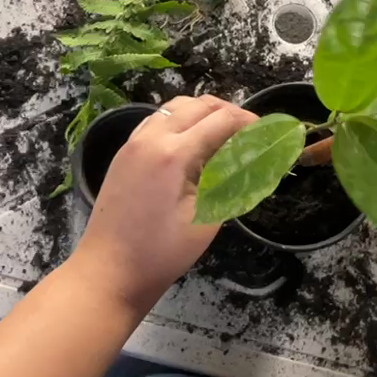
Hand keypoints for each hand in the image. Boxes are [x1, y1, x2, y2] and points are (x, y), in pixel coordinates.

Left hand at [70, 95, 256, 314]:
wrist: (108, 271)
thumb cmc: (161, 252)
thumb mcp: (207, 220)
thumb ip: (231, 183)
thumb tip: (254, 163)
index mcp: (174, 154)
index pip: (220, 120)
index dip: (248, 121)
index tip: (267, 131)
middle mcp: (151, 138)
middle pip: (198, 105)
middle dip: (228, 111)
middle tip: (249, 130)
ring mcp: (133, 143)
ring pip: (175, 107)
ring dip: (202, 112)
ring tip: (222, 132)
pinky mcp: (124, 153)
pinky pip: (157, 120)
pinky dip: (180, 120)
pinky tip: (190, 141)